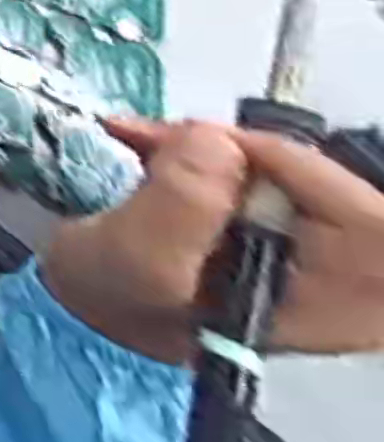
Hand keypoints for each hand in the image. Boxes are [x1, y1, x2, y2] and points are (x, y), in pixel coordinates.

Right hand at [43, 118, 383, 363]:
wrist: (86, 304)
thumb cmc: (110, 293)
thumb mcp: (135, 256)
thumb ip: (180, 205)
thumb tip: (212, 141)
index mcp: (345, 304)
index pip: (366, 218)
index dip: (286, 167)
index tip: (195, 144)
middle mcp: (353, 280)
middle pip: (327, 188)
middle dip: (232, 151)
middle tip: (152, 137)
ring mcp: (319, 255)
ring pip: (287, 172)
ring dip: (206, 147)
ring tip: (138, 139)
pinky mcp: (277, 229)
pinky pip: (260, 175)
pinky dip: (200, 152)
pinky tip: (151, 147)